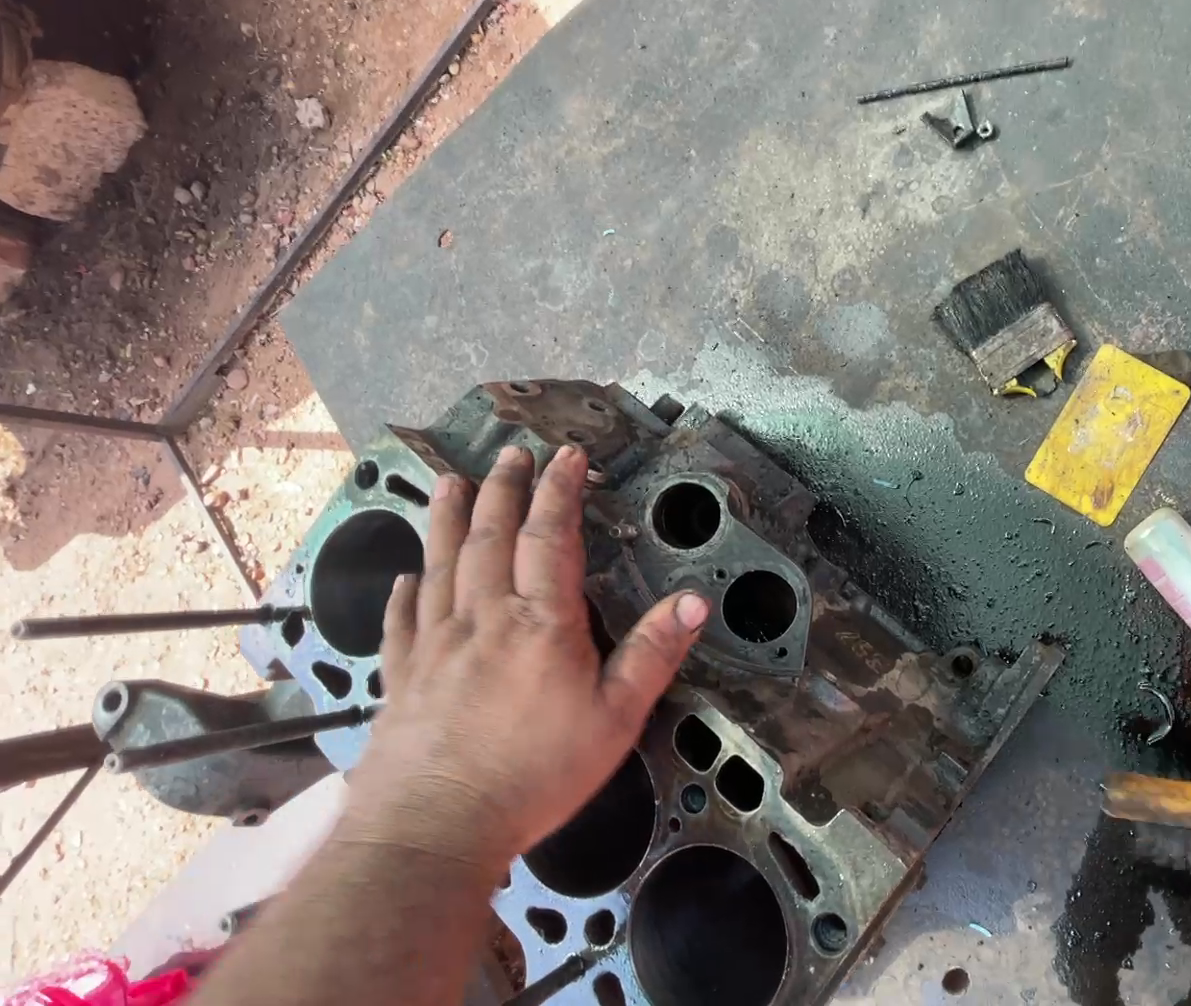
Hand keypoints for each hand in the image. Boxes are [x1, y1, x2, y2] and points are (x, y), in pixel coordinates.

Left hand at [341, 444, 708, 868]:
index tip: (566, 456)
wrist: (432, 833)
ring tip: (451, 482)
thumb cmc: (536, 773)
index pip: (550, 539)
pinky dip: (405, 590)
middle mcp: (483, 619)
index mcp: (540, 623)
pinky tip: (407, 575)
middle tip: (508, 453)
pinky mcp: (401, 678)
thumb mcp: (617, 717)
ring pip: (441, 565)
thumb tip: (694, 600)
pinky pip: (402, 620)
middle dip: (503, 490)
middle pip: (491, 539)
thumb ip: (652, 654)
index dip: (559, 492)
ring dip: (448, 519)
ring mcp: (434, 646)